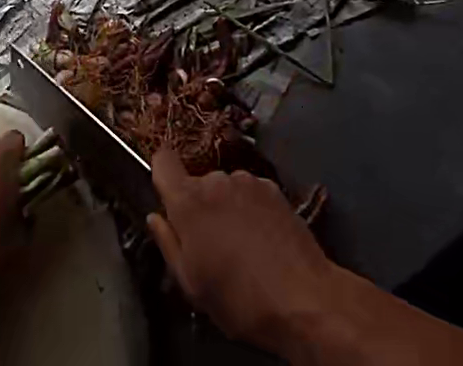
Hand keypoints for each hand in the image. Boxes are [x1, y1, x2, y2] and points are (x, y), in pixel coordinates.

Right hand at [147, 149, 346, 353]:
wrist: (306, 301)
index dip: (162, 172)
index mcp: (187, 200)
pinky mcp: (274, 189)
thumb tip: (156, 218)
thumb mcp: (192, 284)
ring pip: (226, 188)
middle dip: (200, 205)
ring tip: (244, 245)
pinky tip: (265, 240)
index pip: (163, 160)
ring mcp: (247, 181)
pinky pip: (251, 193)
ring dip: (227, 206)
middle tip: (212, 242)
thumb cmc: (240, 299)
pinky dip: (252, 209)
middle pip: (197, 183)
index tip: (168, 193)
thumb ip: (168, 243)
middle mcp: (215, 180)